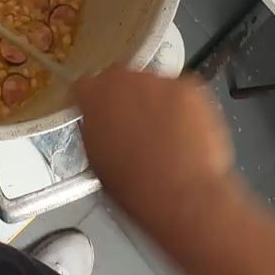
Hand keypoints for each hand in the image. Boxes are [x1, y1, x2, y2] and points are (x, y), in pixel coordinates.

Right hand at [76, 67, 235, 223]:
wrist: (182, 196)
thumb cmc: (135, 189)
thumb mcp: (97, 160)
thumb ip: (95, 130)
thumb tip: (101, 124)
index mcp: (93, 95)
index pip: (87, 85)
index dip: (96, 100)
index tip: (103, 113)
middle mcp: (121, 78)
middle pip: (121, 78)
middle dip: (127, 97)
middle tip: (137, 124)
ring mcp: (156, 80)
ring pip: (154, 84)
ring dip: (156, 101)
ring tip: (167, 133)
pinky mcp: (187, 86)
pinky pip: (182, 92)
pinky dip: (183, 107)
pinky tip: (186, 132)